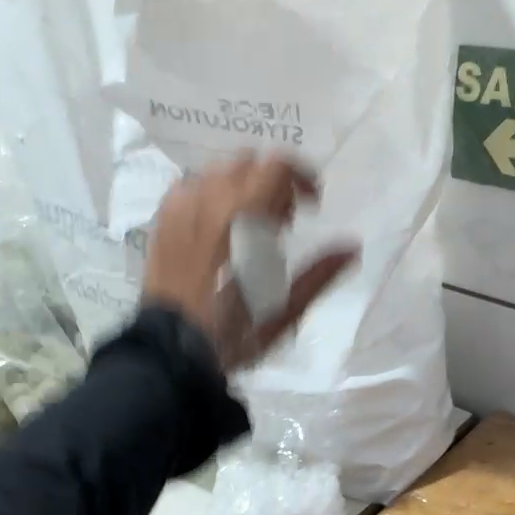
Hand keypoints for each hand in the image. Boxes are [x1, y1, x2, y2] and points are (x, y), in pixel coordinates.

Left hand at [141, 152, 359, 370]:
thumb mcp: (281, 313)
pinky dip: (212, 197)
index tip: (312, 207)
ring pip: (219, 171)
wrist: (171, 351)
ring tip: (250, 228)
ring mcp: (179, 205)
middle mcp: (206, 198)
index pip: (276, 166)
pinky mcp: (162, 218)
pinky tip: (219, 231)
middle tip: (283, 223)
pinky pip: (192, 186)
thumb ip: (318, 276)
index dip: (301, 178)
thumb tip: (352, 248)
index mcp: (239, 216)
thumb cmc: (230, 335)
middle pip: (248, 163)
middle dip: (272, 184)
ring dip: (242, 189)